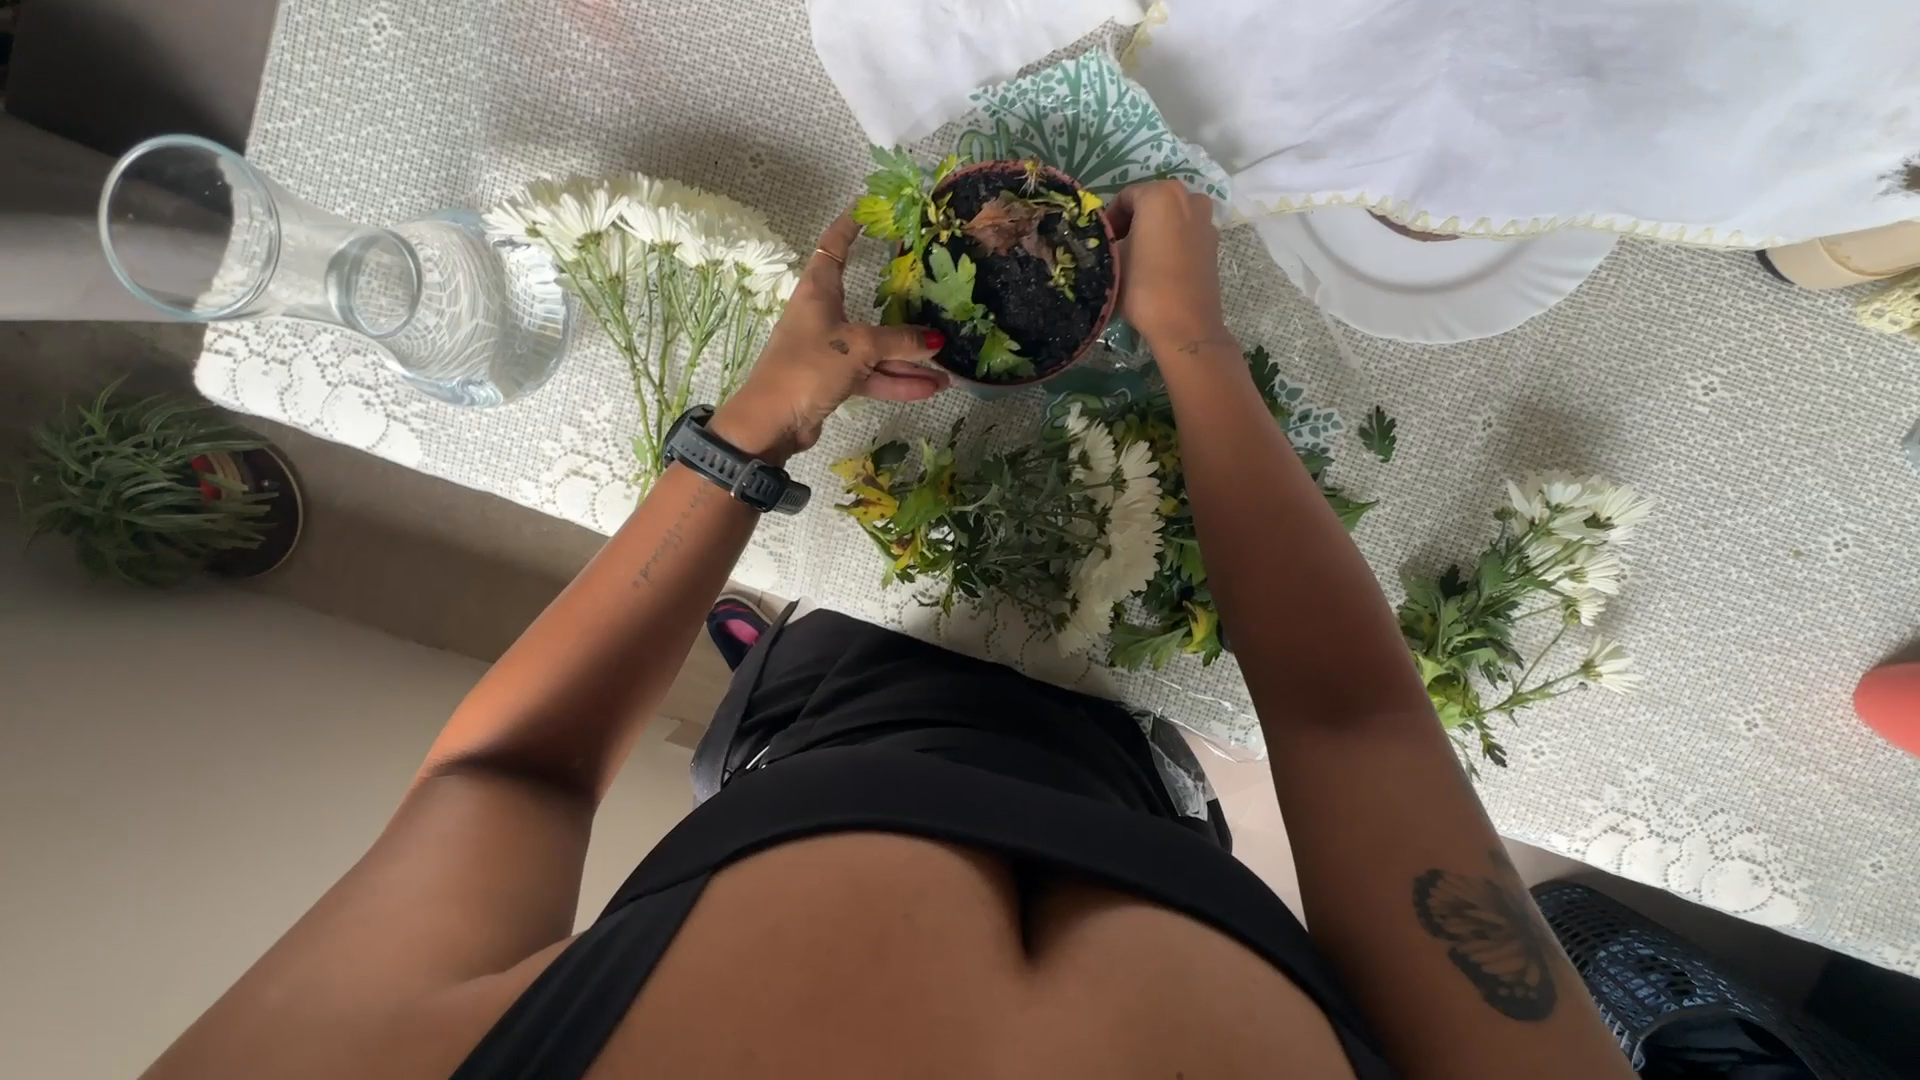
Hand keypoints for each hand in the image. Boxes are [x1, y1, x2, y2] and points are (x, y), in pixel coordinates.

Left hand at [708, 212, 948, 463]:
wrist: (774, 420)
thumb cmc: (808, 366)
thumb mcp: (859, 346)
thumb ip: (900, 342)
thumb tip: (937, 341)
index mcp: (818, 292)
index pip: (834, 247)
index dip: (850, 226)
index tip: (870, 208)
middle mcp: (823, 316)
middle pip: (867, 304)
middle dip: (902, 308)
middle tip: (933, 294)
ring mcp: (830, 351)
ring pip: (876, 349)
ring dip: (909, 360)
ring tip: (947, 368)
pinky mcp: (835, 381)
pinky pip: (873, 376)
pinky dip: (898, 382)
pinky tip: (930, 388)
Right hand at [1107, 180, 1227, 348]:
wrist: (1185, 324)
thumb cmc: (1144, 287)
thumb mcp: (1114, 261)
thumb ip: (1108, 242)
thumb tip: (1107, 242)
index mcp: (1162, 194)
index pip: (1125, 197)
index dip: (1109, 218)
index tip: (1102, 241)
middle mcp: (1189, 198)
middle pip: (1151, 203)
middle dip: (1132, 222)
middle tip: (1116, 249)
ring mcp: (1206, 220)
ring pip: (1170, 218)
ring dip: (1152, 231)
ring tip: (1137, 258)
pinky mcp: (1213, 243)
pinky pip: (1184, 234)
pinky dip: (1170, 242)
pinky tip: (1158, 267)